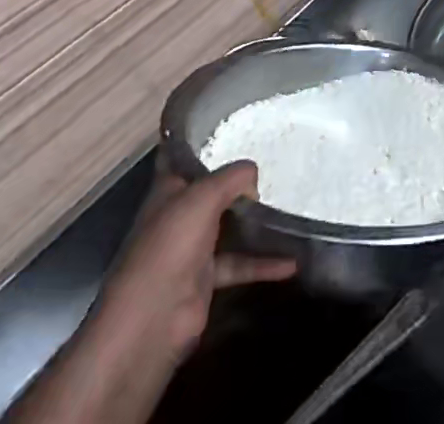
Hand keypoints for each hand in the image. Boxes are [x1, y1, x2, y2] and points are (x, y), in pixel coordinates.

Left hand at [94, 161, 298, 356]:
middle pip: (210, 191)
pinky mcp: (205, 279)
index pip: (180, 157)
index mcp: (168, 191)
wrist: (151, 319)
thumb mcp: (202, 198)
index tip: (229, 124)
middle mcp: (178, 216)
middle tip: (273, 163)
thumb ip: (231, 179)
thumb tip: (253, 175)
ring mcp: (190, 249)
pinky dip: (263, 263)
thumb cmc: (170, 247)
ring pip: (227, 227)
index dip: (198, 141)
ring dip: (253, 221)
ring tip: (287, 207)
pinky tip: (292, 262)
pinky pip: (240, 263)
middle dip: (236, 180)